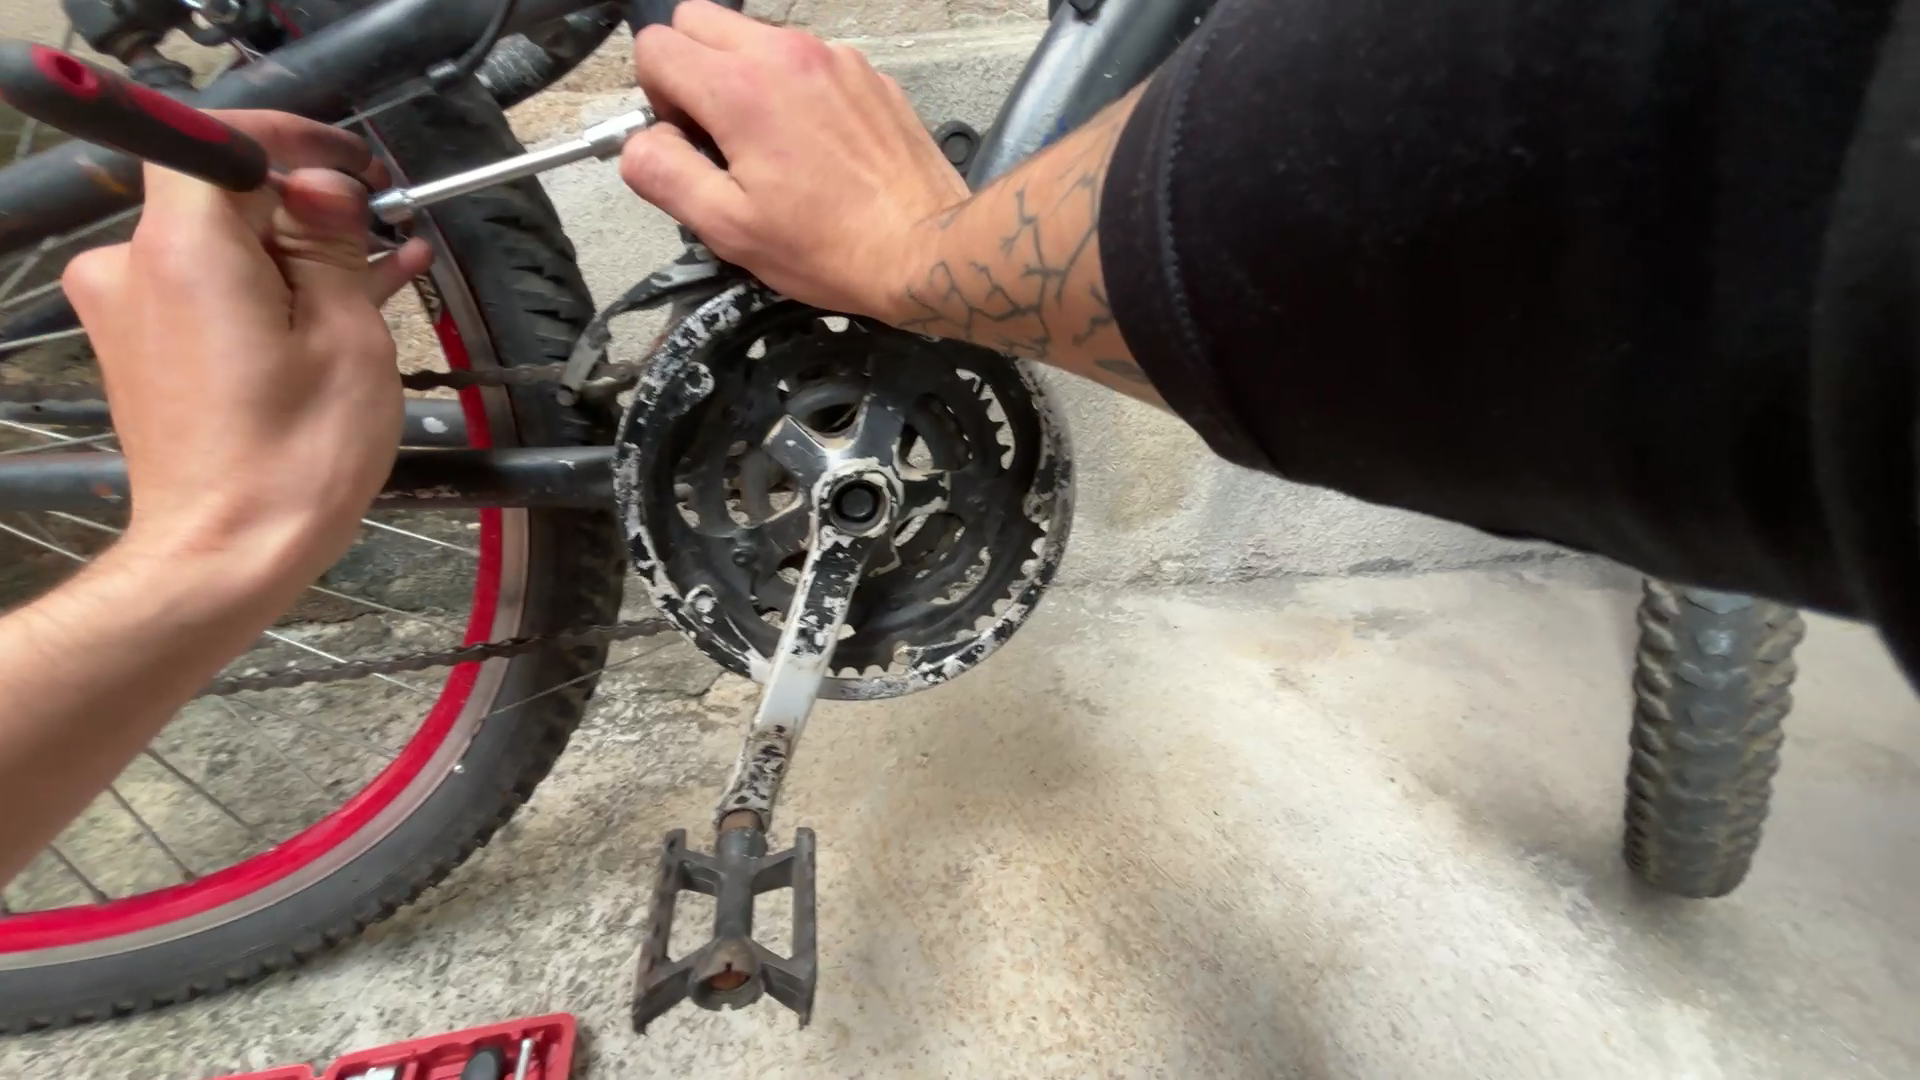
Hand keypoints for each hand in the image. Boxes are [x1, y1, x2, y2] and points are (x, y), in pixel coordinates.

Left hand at [61, 111, 433, 603]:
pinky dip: (276, 286)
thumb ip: (331, 251)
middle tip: (389, 224)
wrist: (234, 543)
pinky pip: (218, 290)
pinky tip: (340, 295)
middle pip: (224, 199)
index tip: (353, 160)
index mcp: (189, 254)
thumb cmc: (302, 452)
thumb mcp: (348, 341)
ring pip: (228, 248)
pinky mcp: (151, 344)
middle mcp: (138, 267)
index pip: (214, 144)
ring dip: (304, 250)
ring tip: (388, 262)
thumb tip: (323, 186)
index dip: (289, 140)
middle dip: (308, 205)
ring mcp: (137, 308)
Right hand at [621, 0, 968, 321]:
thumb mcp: (731, 229)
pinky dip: (800, 93)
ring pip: (758, 39)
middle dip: (693, 74)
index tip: (689, 145)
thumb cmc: (834, 249)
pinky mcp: (871, 77)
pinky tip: (822, 150)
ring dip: (747, 81)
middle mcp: (786, 54)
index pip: (656, 48)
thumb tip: (640, 144)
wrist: (923, 251)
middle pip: (700, 23)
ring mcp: (835, 59)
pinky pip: (812, 63)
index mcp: (741, 89)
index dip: (658, 101)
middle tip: (722, 140)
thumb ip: (665, 176)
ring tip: (777, 150)